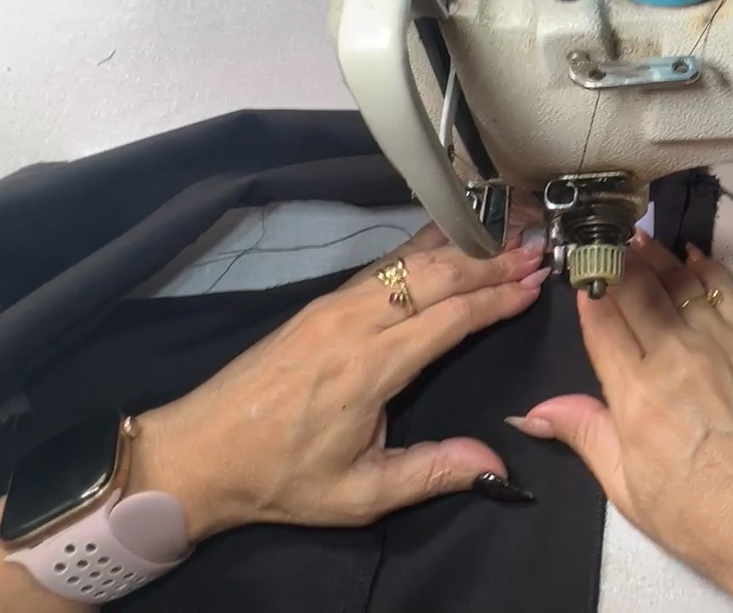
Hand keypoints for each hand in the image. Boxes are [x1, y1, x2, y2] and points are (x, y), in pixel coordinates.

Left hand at [129, 216, 548, 540]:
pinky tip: (454, 237)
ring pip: (416, 259)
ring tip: (509, 239)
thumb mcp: (357, 495)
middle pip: (440, 275)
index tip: (537, 285)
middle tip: (537, 253)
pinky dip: (431, 244)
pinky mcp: (327, 296)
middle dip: (493, 263)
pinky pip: (390, 259)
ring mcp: (339, 300)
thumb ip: (431, 472)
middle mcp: (358, 320)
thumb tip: (498, 461)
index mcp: (370, 366)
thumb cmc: (280, 477)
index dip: (499, 298)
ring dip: (467, 247)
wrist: (195, 451)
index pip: (452, 316)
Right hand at [508, 235, 732, 606]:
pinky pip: (726, 288)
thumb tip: (532, 412)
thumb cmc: (705, 516)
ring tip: (638, 238)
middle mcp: (675, 354)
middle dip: (616, 264)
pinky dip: (706, 267)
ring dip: (654, 257)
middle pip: (637, 293)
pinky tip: (692, 255)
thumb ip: (585, 435)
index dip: (589, 296)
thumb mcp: (629, 490)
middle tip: (605, 242)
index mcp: (637, 393)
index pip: (603, 326)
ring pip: (678, 282)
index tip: (581, 278)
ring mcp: (719, 340)